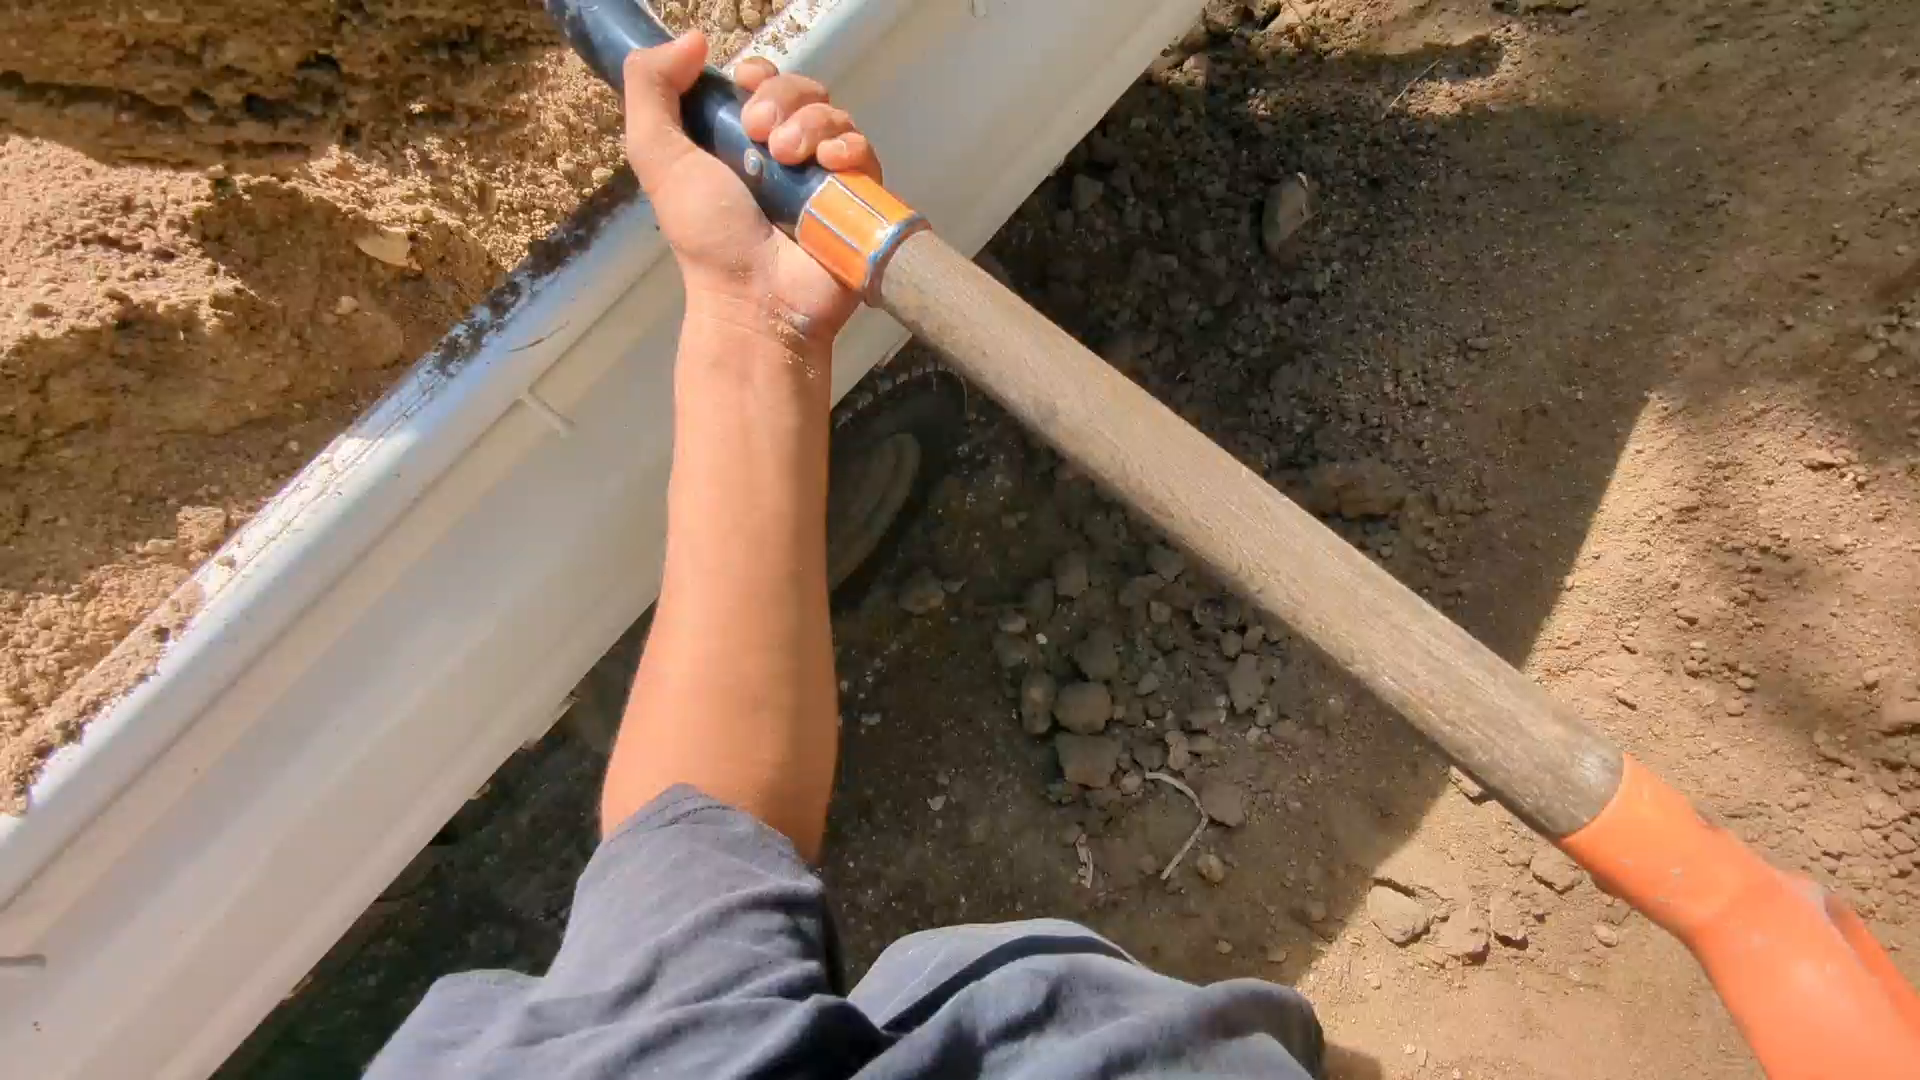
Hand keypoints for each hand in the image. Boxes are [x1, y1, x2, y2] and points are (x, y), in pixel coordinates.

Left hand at [622, 32, 882, 352]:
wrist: (755, 298)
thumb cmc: (708, 237)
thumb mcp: (657, 156)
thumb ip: (652, 87)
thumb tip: (696, 38)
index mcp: (743, 142)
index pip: (767, 84)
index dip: (761, 76)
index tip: (745, 91)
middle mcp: (788, 157)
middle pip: (804, 92)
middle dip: (783, 99)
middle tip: (759, 135)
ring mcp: (825, 181)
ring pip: (835, 117)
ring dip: (811, 124)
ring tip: (788, 158)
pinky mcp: (857, 204)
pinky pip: (865, 154)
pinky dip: (849, 148)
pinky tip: (829, 164)